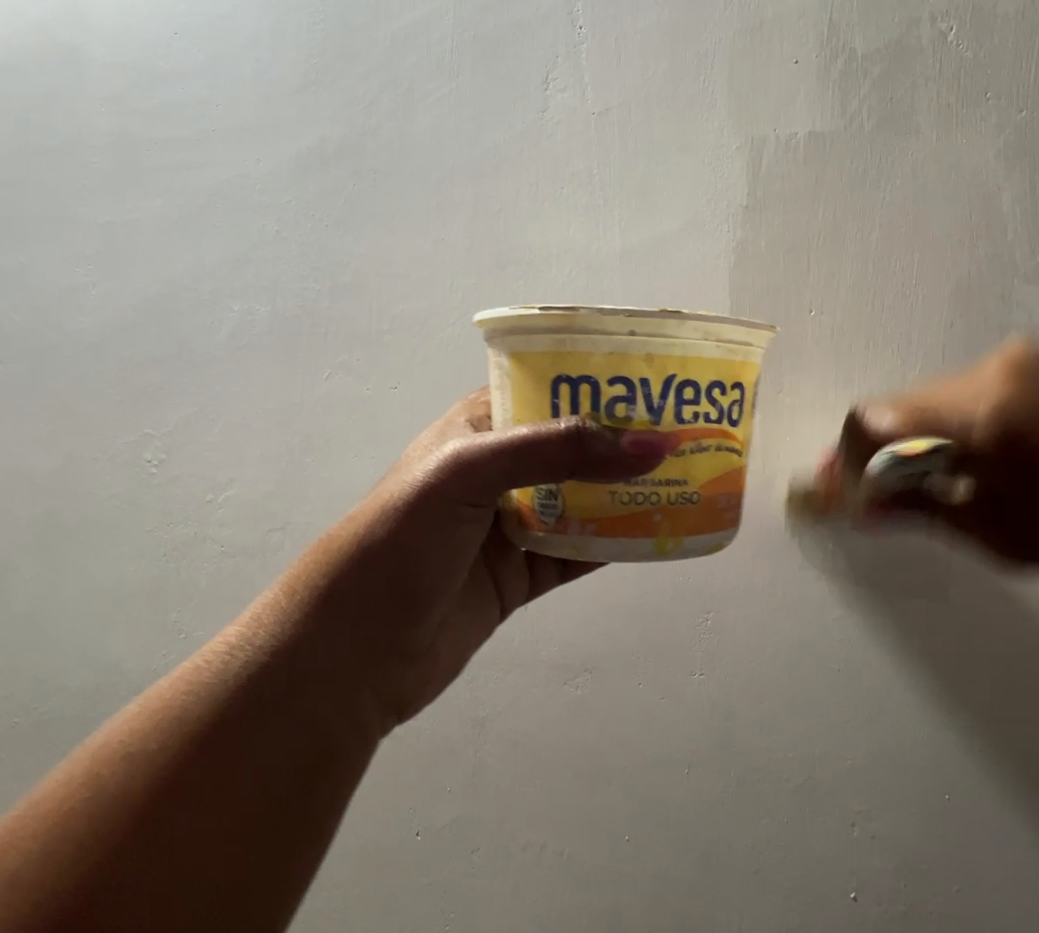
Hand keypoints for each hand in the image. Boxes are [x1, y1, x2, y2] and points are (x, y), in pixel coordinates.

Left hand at [302, 390, 668, 733]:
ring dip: (627, 493)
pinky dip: (617, 544)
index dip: (599, 385)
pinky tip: (659, 534)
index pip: (547, 391)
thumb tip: (650, 445)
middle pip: (573, 447)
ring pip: (583, 500)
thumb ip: (558, 451)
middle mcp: (496, 471)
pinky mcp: (521, 576)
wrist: (351, 654)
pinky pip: (580, 552)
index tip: (658, 383)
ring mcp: (510, 526)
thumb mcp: (470, 472)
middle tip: (687, 433)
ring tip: (687, 479)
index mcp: (475, 430)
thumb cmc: (398, 540)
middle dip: (624, 441)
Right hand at [820, 339, 1038, 567]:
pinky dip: (954, 428)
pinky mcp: (1038, 361)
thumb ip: (927, 511)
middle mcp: (989, 370)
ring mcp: (1016, 359)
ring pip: (935, 399)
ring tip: (922, 488)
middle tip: (869, 499)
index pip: (875, 422)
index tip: (836, 496)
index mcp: (980, 415)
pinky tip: (970, 461)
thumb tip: (867, 507)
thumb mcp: (1005, 535)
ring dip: (917, 441)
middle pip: (901, 407)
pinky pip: (970, 394)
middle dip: (879, 454)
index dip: (846, 461)